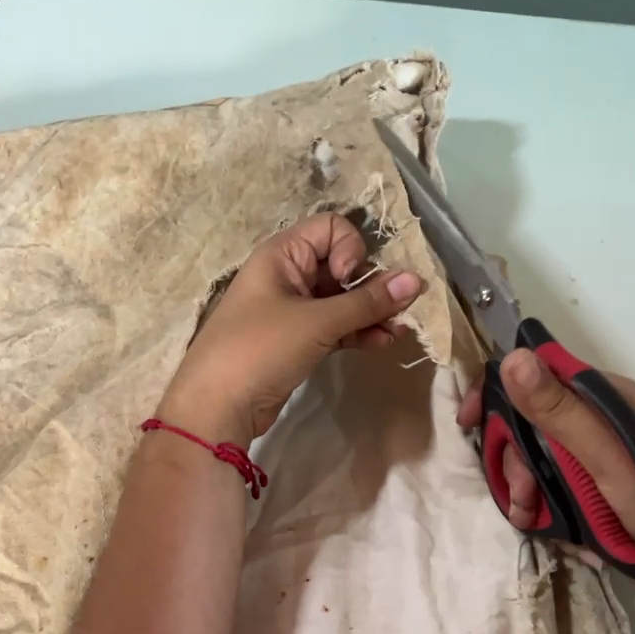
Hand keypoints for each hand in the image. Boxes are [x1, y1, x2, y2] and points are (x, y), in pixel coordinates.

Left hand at [158, 213, 426, 445]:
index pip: (330, 228)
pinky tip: (384, 343)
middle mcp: (286, 275)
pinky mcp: (297, 341)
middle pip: (341, 264)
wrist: (217, 406)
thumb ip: (368, 302)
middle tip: (397, 310)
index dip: (350, 248)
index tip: (349, 279)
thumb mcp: (317, 321)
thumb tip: (417, 279)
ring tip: (399, 330)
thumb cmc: (261, 348)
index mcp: (281, 255)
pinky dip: (358, 332)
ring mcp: (291, 310)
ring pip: (341, 300)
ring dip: (371, 312)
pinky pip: (335, 326)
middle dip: (372, 285)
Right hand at [456, 347, 634, 606]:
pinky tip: (551, 529)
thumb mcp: (602, 456)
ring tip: (530, 519)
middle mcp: (602, 418)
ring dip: (526, 488)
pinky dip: (547, 504)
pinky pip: (559, 485)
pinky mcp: (608, 486)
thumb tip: (511, 356)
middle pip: (531, 421)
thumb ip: (557, 408)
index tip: (468, 423)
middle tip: (517, 496)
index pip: (534, 373)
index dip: (496, 394)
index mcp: (603, 398)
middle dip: (512, 458)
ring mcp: (606, 454)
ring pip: (540, 457)